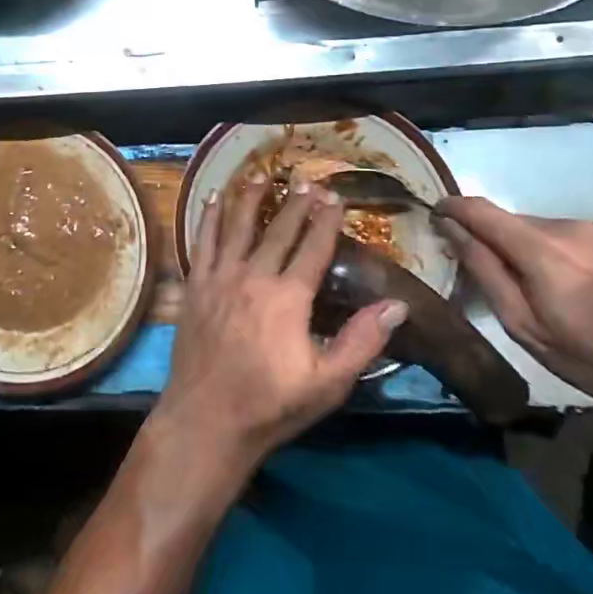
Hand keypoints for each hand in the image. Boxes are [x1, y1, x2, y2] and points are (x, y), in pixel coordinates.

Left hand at [153, 175, 407, 472]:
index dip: (326, 221)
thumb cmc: (271, 405)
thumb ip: (362, 341)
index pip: (313, 247)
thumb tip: (397, 305)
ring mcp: (219, 278)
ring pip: (237, 226)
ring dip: (250, 198)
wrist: (206, 419)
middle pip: (277, 230)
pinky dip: (209, 217)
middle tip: (307, 182)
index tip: (335, 197)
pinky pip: (202, 241)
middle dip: (295, 204)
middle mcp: (253, 277)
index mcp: (288, 297)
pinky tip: (213, 198)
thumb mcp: (327, 382)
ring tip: (261, 174)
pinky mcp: (195, 286)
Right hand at [434, 197, 592, 417]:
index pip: (484, 212)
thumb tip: (451, 228)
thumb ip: (485, 271)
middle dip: (501, 239)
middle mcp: (577, 229)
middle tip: (503, 273)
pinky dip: (570, 250)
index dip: (455, 208)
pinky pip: (582, 233)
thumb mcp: (524, 327)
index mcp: (546, 254)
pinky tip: (587, 282)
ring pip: (550, 227)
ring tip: (551, 284)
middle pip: (518, 221)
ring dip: (537, 246)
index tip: (438, 213)